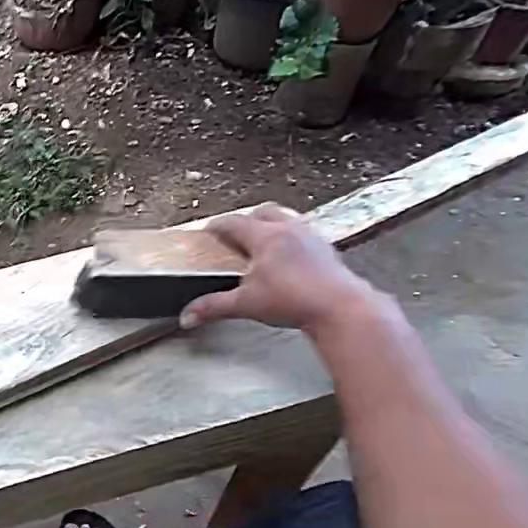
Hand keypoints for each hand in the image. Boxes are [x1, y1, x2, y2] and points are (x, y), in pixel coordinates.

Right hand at [178, 206, 382, 333]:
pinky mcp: (328, 251)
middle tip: (239, 232)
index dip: (219, 226)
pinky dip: (295, 240)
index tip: (211, 229)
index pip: (234, 223)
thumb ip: (214, 307)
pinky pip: (307, 236)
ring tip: (267, 241)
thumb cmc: (295, 300)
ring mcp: (312, 237)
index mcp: (265, 236)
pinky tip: (295, 257)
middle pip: (264, 212)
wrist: (339, 307)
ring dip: (275, 225)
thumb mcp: (246, 304)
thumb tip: (188, 315)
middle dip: (249, 219)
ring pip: (288, 220)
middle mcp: (289, 229)